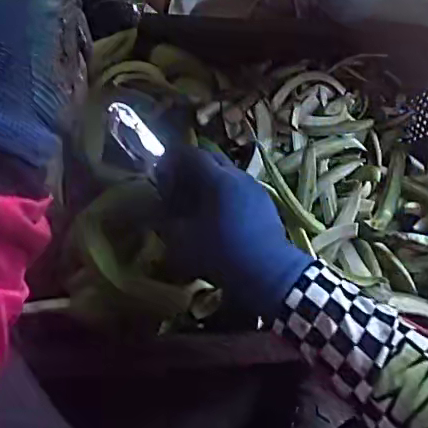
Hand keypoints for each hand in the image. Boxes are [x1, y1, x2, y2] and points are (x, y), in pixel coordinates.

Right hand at [156, 147, 312, 315]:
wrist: (269, 274)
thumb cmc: (220, 254)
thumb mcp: (182, 241)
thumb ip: (166, 219)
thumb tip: (158, 208)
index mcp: (216, 178)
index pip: (189, 153)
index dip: (171, 160)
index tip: (160, 174)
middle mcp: (237, 175)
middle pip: (210, 158)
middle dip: (190, 167)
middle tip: (176, 186)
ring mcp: (254, 187)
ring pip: (226, 173)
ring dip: (209, 180)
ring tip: (197, 203)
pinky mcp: (265, 202)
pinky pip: (239, 187)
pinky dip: (225, 193)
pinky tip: (220, 215)